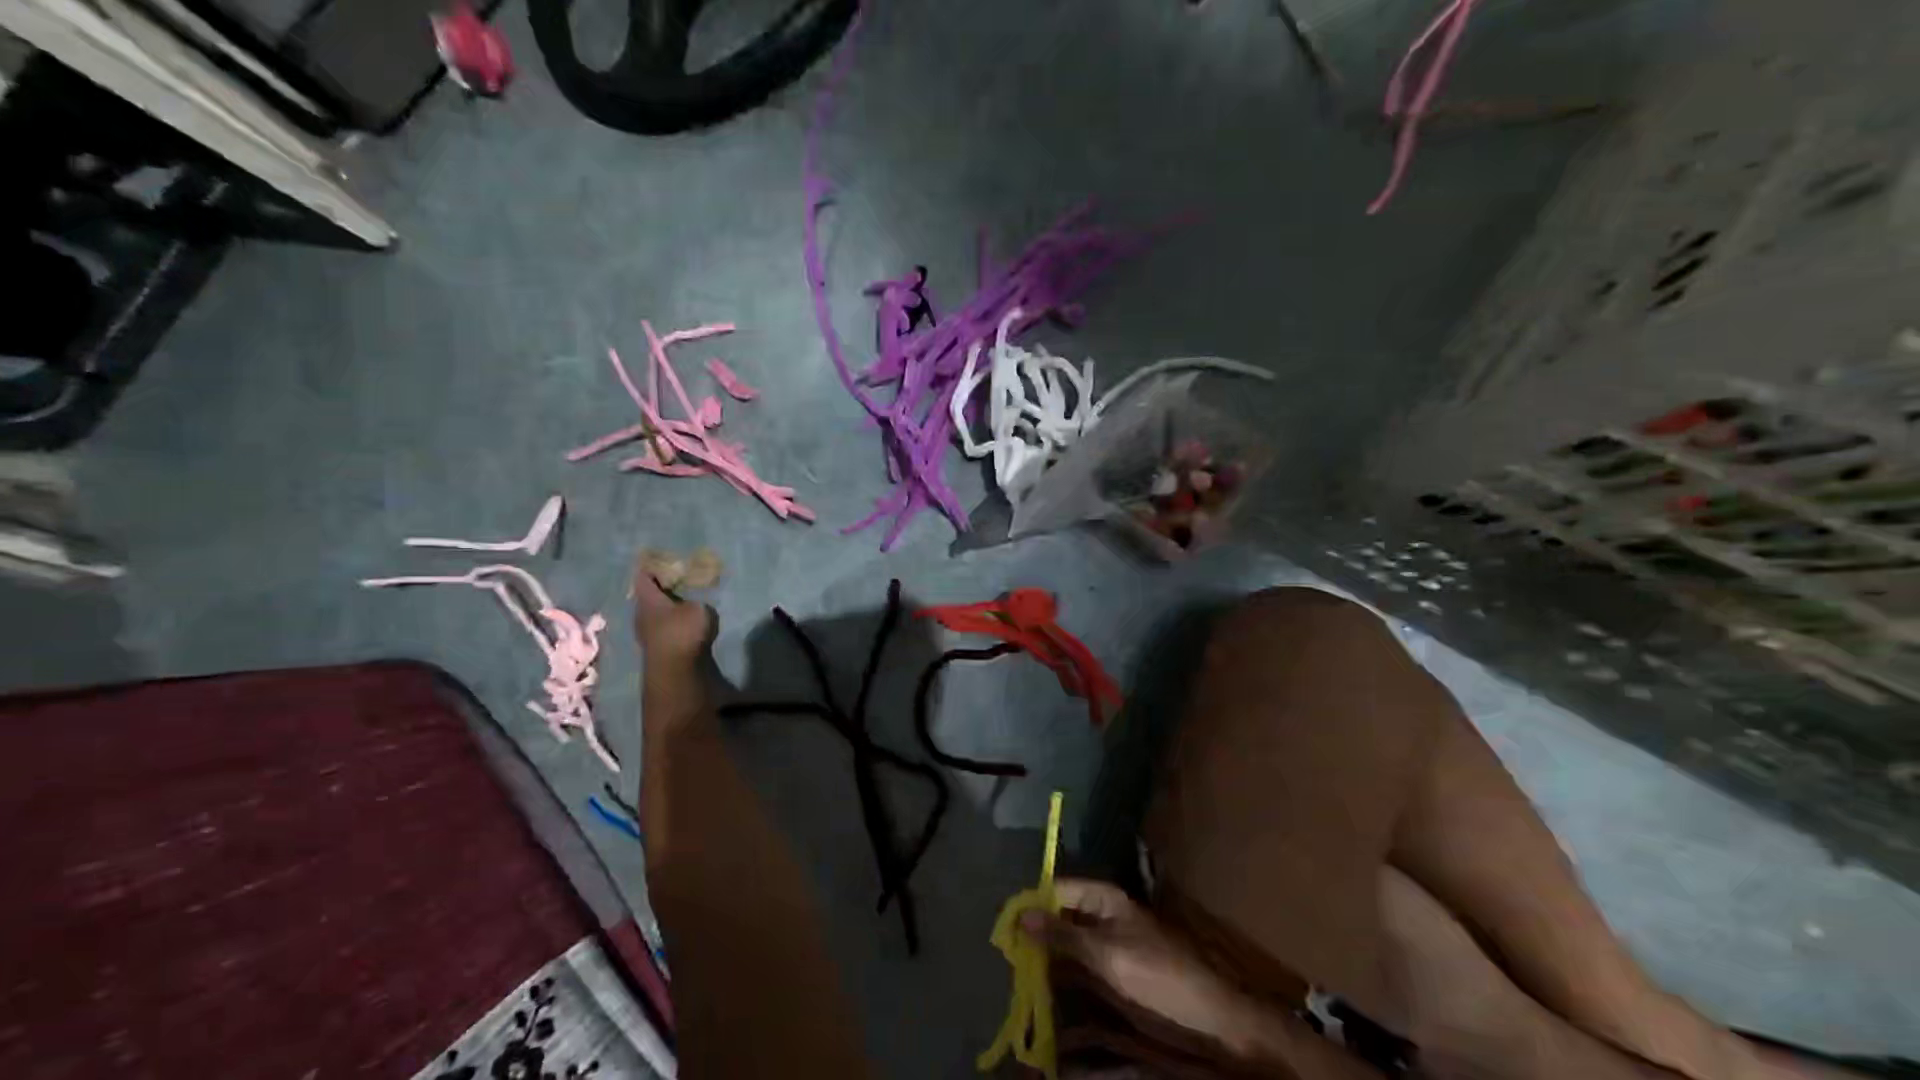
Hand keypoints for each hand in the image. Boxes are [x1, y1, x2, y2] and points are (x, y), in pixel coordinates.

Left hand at [632, 554, 714, 667]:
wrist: (675, 672)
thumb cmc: (683, 632)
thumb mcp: (698, 608)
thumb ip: (694, 601)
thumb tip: (690, 605)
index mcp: (648, 600)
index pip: (643, 577)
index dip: (650, 567)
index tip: (658, 559)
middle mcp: (641, 615)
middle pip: (647, 597)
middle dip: (659, 589)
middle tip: (675, 581)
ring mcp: (646, 635)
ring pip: (654, 614)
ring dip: (665, 609)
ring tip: (681, 603)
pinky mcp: (655, 649)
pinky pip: (662, 629)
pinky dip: (670, 624)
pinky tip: (682, 624)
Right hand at [1021, 878, 1276, 1060]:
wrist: (1206, 1014)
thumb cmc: (1157, 974)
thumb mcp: (1106, 953)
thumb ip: (1063, 934)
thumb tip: (1021, 913)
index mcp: (1103, 898)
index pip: (1056, 889)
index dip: (1030, 903)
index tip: (1002, 923)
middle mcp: (1100, 915)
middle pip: (1057, 915)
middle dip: (1033, 930)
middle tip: (1004, 952)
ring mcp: (1104, 944)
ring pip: (1063, 942)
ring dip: (1042, 955)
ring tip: (1012, 969)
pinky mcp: (1108, 971)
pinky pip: (1074, 966)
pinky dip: (1057, 974)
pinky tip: (1036, 985)